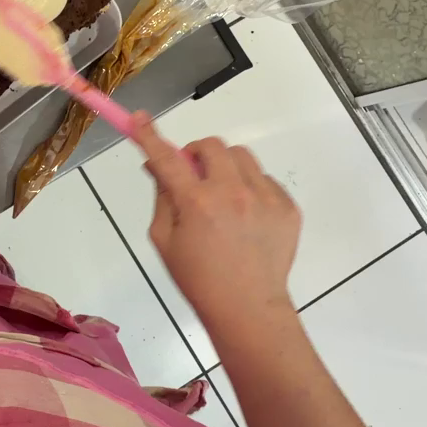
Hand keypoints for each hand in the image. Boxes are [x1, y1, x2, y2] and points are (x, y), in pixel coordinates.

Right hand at [129, 113, 300, 326]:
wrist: (247, 308)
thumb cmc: (196, 277)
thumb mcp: (164, 239)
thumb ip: (162, 197)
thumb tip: (159, 166)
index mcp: (196, 203)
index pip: (167, 157)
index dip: (149, 135)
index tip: (139, 118)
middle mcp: (232, 193)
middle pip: (212, 146)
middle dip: (196, 154)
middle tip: (191, 175)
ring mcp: (265, 198)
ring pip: (241, 157)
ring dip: (224, 167)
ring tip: (222, 198)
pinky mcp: (287, 207)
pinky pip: (264, 180)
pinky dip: (249, 188)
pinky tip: (245, 218)